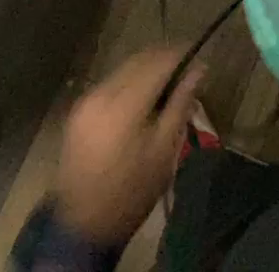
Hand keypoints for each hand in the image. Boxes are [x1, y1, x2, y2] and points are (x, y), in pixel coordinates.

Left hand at [53, 48, 203, 247]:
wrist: (83, 223)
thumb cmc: (132, 191)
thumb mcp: (164, 149)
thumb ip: (180, 103)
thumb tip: (198, 70)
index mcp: (124, 104)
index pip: (157, 62)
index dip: (181, 55)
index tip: (199, 56)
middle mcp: (101, 93)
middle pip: (139, 60)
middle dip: (164, 59)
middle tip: (188, 70)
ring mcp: (86, 100)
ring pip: (124, 68)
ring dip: (147, 69)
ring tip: (169, 84)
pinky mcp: (79, 109)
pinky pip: (111, 83)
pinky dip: (130, 82)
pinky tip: (144, 97)